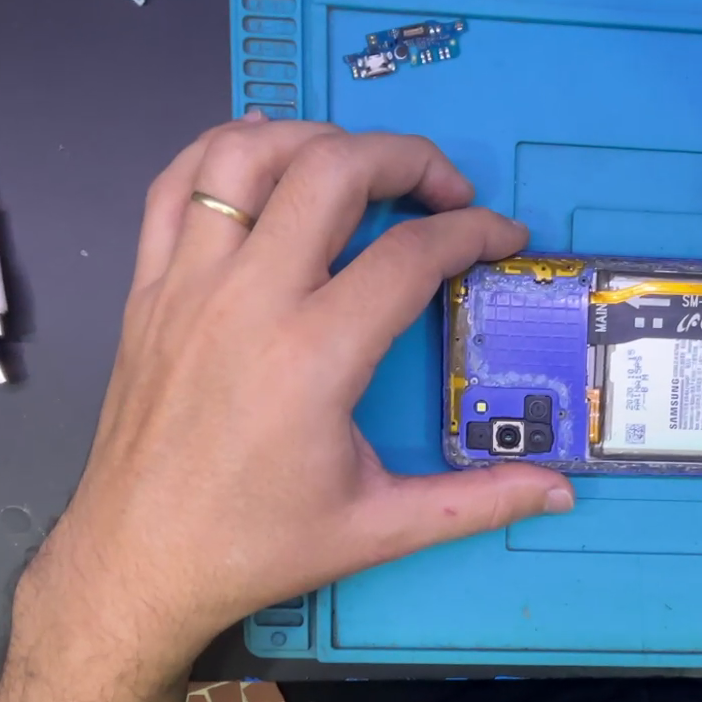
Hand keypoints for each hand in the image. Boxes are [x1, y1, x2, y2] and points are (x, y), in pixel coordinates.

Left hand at [20, 119, 572, 671]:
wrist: (141, 561)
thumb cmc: (262, 547)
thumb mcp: (383, 529)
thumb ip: (480, 501)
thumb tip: (561, 491)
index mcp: (315, 357)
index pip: (411, 256)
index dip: (473, 233)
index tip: (504, 236)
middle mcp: (248, 301)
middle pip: (333, 172)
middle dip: (407, 160)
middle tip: (447, 190)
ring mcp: (187, 286)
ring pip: (245, 155)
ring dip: (317, 140)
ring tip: (363, 166)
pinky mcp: (147, 290)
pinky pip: (175, 185)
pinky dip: (225, 153)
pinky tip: (265, 162)